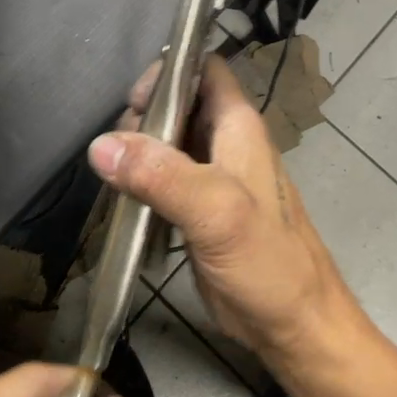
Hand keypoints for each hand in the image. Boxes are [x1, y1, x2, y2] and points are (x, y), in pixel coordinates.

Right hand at [89, 56, 359, 365]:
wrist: (295, 327)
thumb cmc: (267, 263)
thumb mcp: (215, 212)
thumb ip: (161, 174)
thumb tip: (101, 145)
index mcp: (238, 126)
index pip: (202, 68)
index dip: (167, 73)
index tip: (133, 103)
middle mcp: (225, 142)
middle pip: (175, 104)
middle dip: (142, 119)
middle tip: (118, 154)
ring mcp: (212, 177)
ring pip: (166, 142)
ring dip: (138, 153)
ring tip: (116, 181)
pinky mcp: (199, 210)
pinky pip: (163, 180)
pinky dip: (141, 183)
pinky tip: (123, 202)